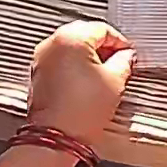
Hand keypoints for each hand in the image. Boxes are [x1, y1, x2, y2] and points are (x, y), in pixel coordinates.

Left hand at [26, 21, 136, 143]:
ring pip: (71, 46)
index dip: (120, 42)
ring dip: (88, 55)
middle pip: (85, 33)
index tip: (128, 54)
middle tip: (118, 61)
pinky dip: (74, 64)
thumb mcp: (115, 81)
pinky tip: (86, 81)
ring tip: (103, 73)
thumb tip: (125, 56)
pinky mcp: (38, 73)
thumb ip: (124, 61)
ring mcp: (42, 58)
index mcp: (72, 38)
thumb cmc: (81, 111)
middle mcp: (53, 43)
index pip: (103, 29)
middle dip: (103, 46)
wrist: (56, 138)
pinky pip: (60, 59)